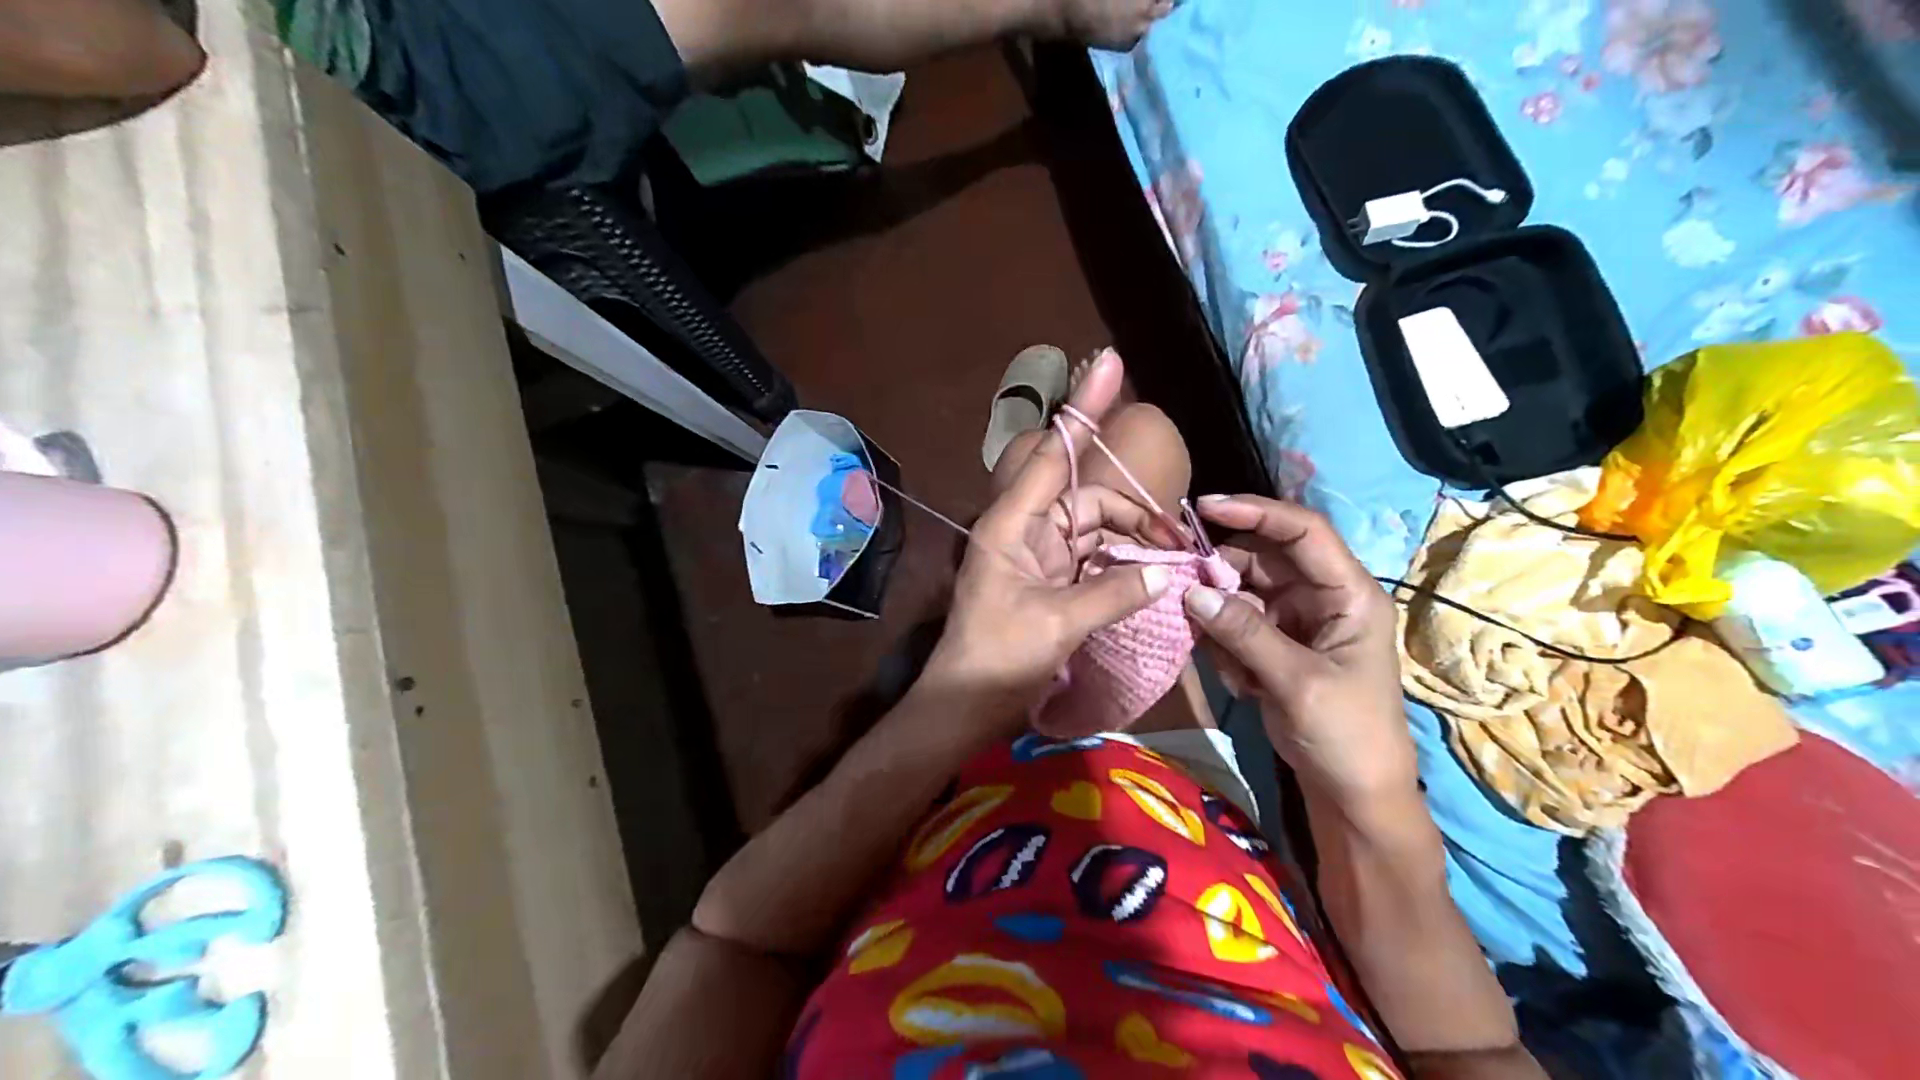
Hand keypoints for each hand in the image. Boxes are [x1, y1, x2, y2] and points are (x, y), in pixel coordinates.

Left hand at [924, 350, 1173, 723]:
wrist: (966, 704)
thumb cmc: (998, 660)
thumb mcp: (1058, 625)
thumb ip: (1114, 593)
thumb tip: (1164, 570)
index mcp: (1012, 523)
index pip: (1055, 453)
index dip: (1084, 408)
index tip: (1109, 361)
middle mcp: (1024, 527)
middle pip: (1087, 496)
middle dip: (1131, 510)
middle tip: (1177, 540)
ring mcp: (1036, 553)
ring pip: (1092, 526)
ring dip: (1129, 538)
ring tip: (1171, 559)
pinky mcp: (1047, 578)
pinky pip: (1089, 554)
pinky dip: (1118, 560)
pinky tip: (1148, 572)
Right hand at [1183, 496, 1417, 808]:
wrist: (1355, 795)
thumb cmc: (1347, 734)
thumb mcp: (1296, 682)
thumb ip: (1243, 632)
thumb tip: (1191, 590)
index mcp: (1348, 593)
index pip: (1303, 531)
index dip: (1255, 512)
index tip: (1203, 509)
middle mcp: (1321, 596)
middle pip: (1263, 556)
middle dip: (1221, 565)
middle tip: (1179, 577)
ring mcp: (1296, 619)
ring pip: (1243, 589)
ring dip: (1218, 611)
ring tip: (1211, 646)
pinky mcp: (1276, 642)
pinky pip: (1236, 621)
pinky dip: (1223, 640)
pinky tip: (1238, 680)